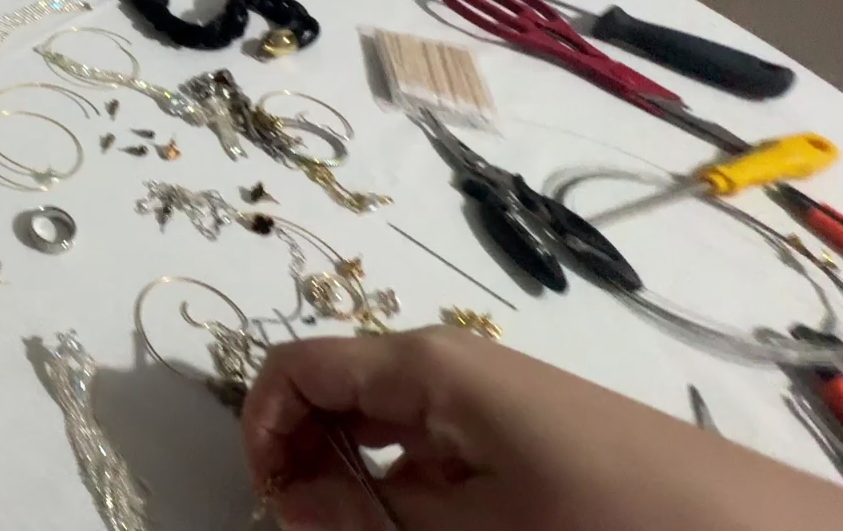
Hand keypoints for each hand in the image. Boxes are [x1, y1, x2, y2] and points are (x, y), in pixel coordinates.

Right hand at [242, 327, 842, 530]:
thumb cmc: (615, 529)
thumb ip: (365, 518)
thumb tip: (289, 505)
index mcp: (421, 364)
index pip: (296, 368)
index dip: (262, 426)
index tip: (268, 503)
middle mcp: (443, 364)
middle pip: (334, 393)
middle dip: (307, 459)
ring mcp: (488, 399)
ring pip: (384, 428)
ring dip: (357, 481)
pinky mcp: (527, 436)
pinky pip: (438, 453)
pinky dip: (411, 491)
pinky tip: (424, 530)